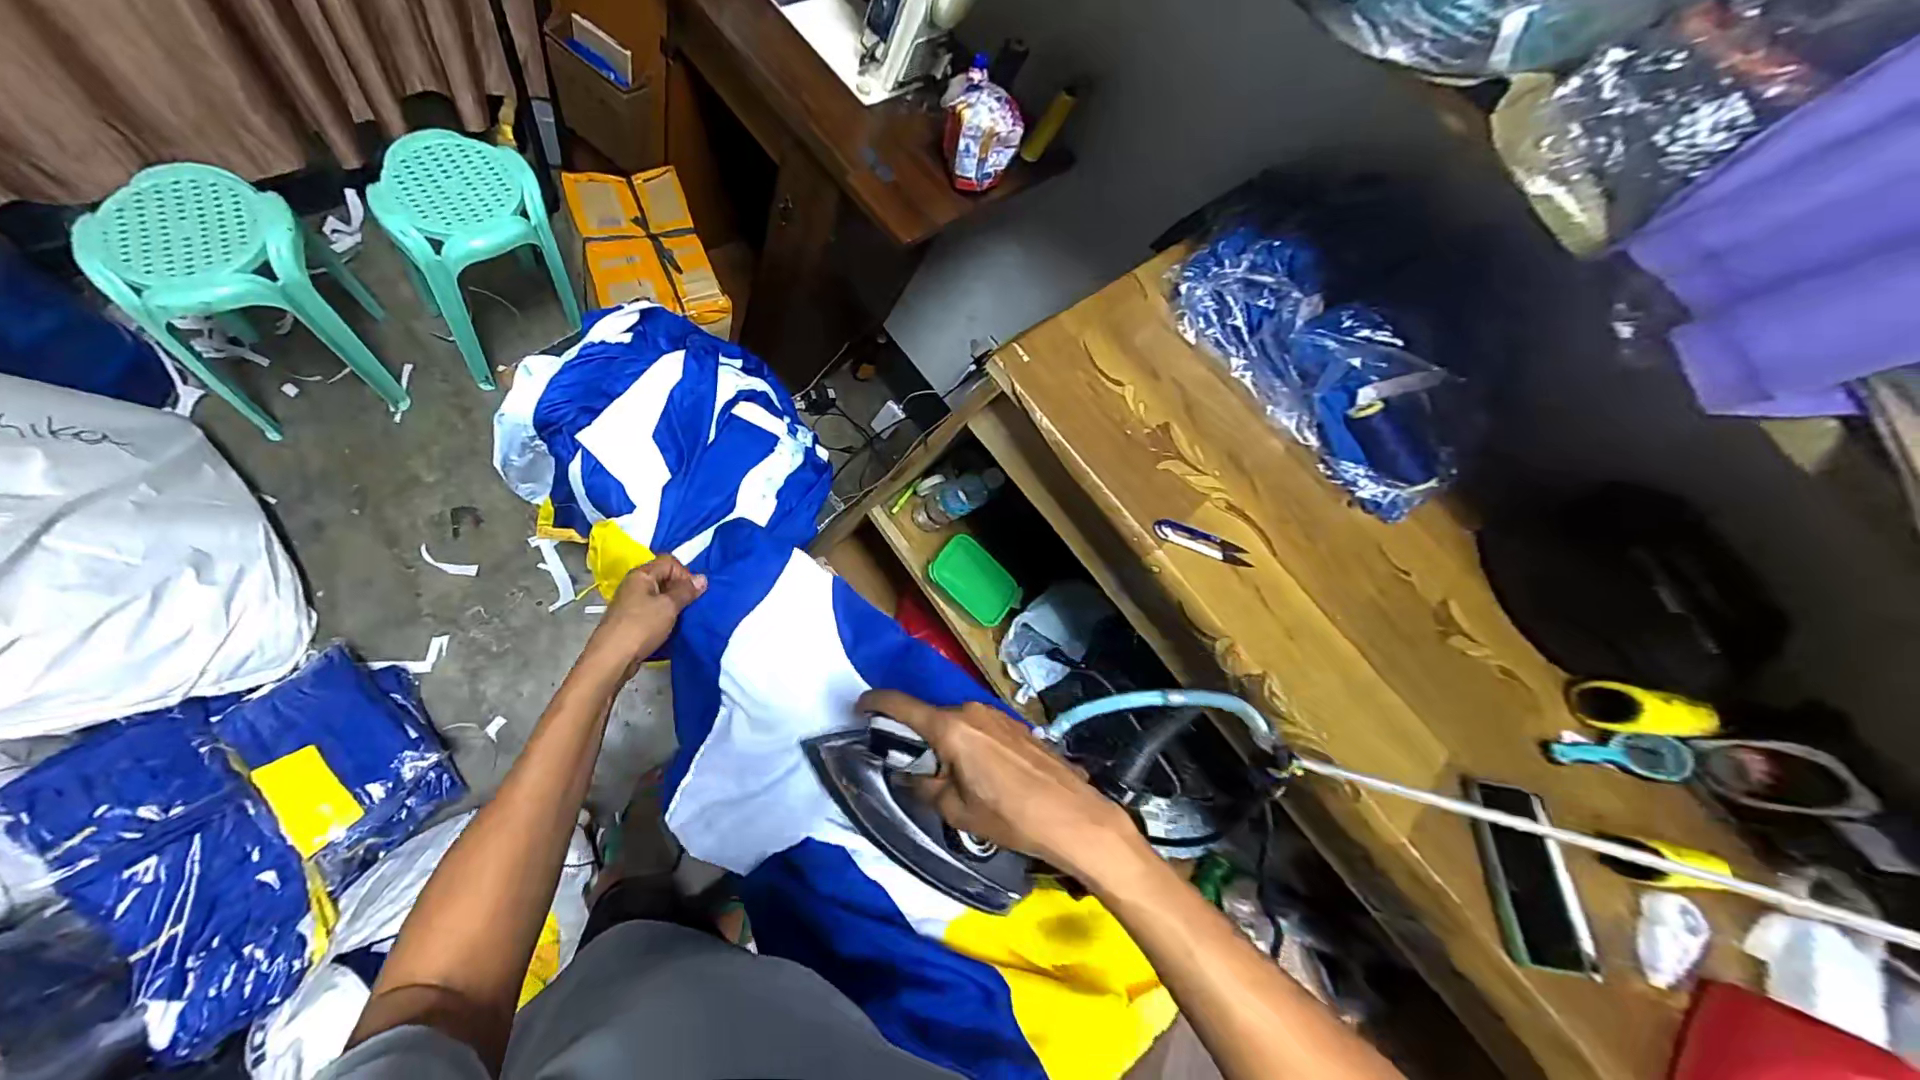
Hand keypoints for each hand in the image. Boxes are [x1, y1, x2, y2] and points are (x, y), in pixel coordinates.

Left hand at [585, 555, 706, 675]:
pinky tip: (672, 628)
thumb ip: (686, 591)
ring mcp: (631, 604)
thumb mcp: (669, 606)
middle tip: (692, 605)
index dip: (685, 573)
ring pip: (659, 597)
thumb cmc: (641, 626)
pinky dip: (665, 617)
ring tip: (684, 618)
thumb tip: (702, 579)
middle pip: (664, 578)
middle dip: (681, 589)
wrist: (612, 658)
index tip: (694, 592)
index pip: (669, 562)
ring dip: (674, 605)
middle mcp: (634, 585)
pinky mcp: (631, 621)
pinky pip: (653, 612)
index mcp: (641, 575)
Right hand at [855, 689, 1150, 883]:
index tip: (860, 708)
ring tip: (949, 774)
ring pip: (957, 722)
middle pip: (931, 716)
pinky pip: (980, 727)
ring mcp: (998, 714)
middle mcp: (972, 711)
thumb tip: (913, 777)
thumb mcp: (957, 810)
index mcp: (951, 728)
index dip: (876, 703)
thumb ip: (926, 788)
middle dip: (915, 736)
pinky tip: (982, 773)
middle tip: (909, 764)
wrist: (1073, 816)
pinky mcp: (1016, 724)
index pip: (902, 705)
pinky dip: (969, 743)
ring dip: (945, 740)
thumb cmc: (1010, 816)